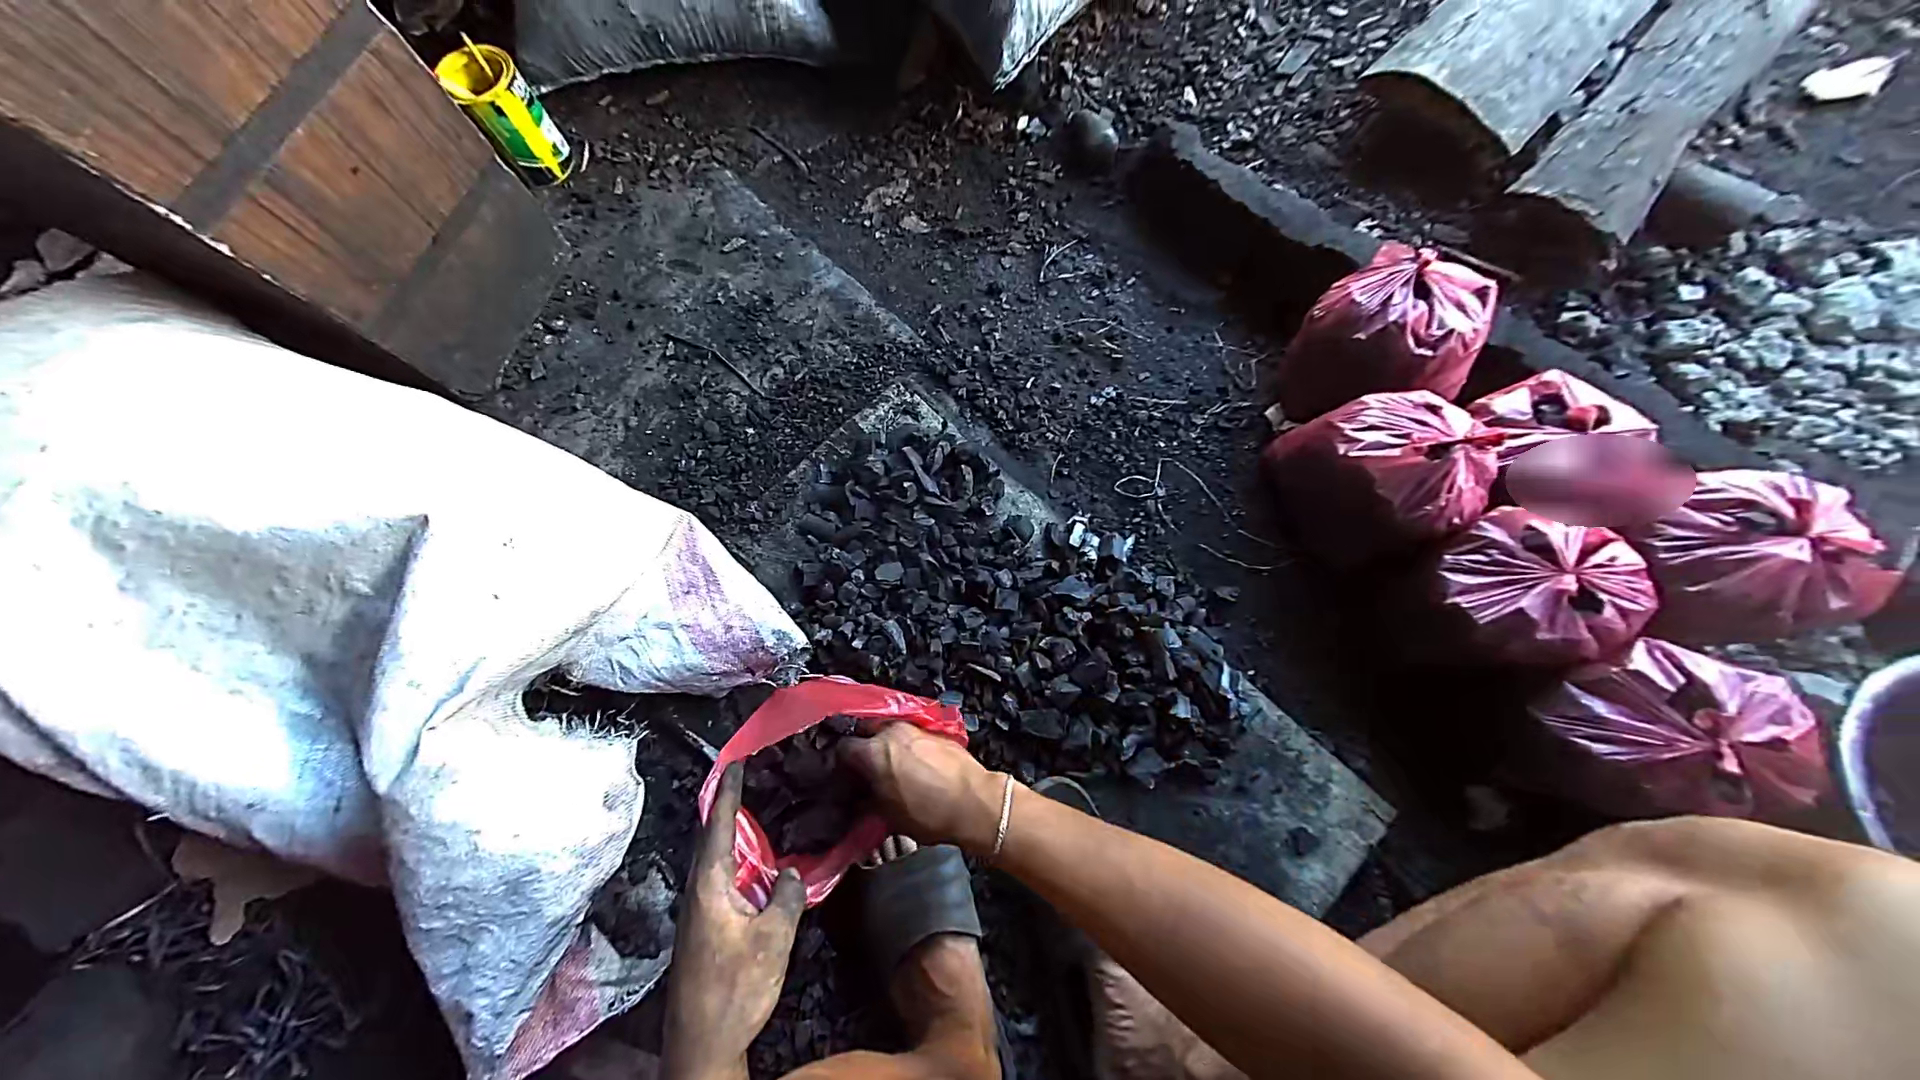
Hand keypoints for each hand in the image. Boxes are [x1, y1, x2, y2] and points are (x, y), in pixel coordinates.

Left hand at [661, 763, 805, 1079]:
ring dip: (732, 833)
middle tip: (751, 779)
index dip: (729, 792)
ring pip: (715, 859)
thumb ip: (784, 896)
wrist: (702, 1047)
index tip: (738, 763)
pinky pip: (720, 878)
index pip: (718, 825)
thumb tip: (788, 872)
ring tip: (756, 811)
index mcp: (709, 886)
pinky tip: (755, 865)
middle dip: (728, 806)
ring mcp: (698, 912)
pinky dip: (736, 859)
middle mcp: (698, 892)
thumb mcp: (772, 939)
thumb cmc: (735, 989)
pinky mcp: (704, 929)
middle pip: (711, 838)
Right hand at [840, 722, 1007, 853]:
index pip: (843, 747)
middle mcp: (892, 731)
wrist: (975, 802)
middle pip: (865, 730)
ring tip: (888, 764)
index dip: (840, 762)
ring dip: (884, 743)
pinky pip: (910, 733)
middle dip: (862, 746)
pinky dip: (905, 744)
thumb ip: (867, 798)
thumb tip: (860, 794)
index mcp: (874, 751)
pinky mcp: (934, 730)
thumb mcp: (888, 815)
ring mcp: (914, 727)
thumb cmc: (930, 814)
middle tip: (863, 766)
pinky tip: (911, 761)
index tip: (844, 773)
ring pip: (888, 729)